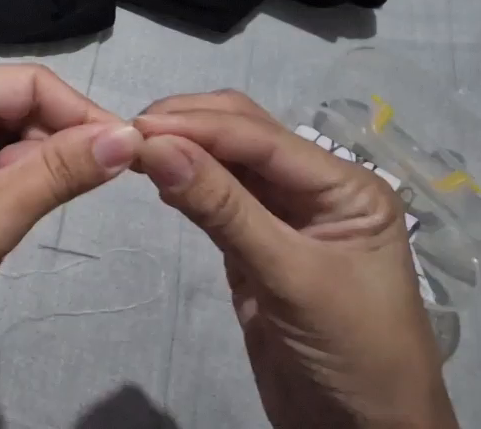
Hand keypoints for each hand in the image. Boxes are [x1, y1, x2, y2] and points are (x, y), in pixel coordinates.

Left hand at [0, 63, 140, 428]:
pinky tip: (15, 214)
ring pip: (14, 136)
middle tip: (89, 194)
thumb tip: (128, 137)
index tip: (131, 158)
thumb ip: (60, 170)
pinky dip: (17, 183)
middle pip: (24, 105)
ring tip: (31, 212)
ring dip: (38, 168)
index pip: (33, 82)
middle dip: (61, 143)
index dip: (84, 114)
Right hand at [133, 91, 459, 428]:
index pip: (260, 136)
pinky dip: (182, 179)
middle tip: (128, 135)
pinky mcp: (253, 238)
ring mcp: (283, 212)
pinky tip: (155, 179)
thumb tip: (153, 147)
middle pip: (240, 130)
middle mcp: (315, 186)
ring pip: (223, 157)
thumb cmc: (352, 355)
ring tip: (131, 151)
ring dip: (180, 147)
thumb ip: (222, 207)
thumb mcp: (290, 278)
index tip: (135, 127)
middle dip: (186, 125)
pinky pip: (212, 192)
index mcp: (345, 186)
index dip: (197, 125)